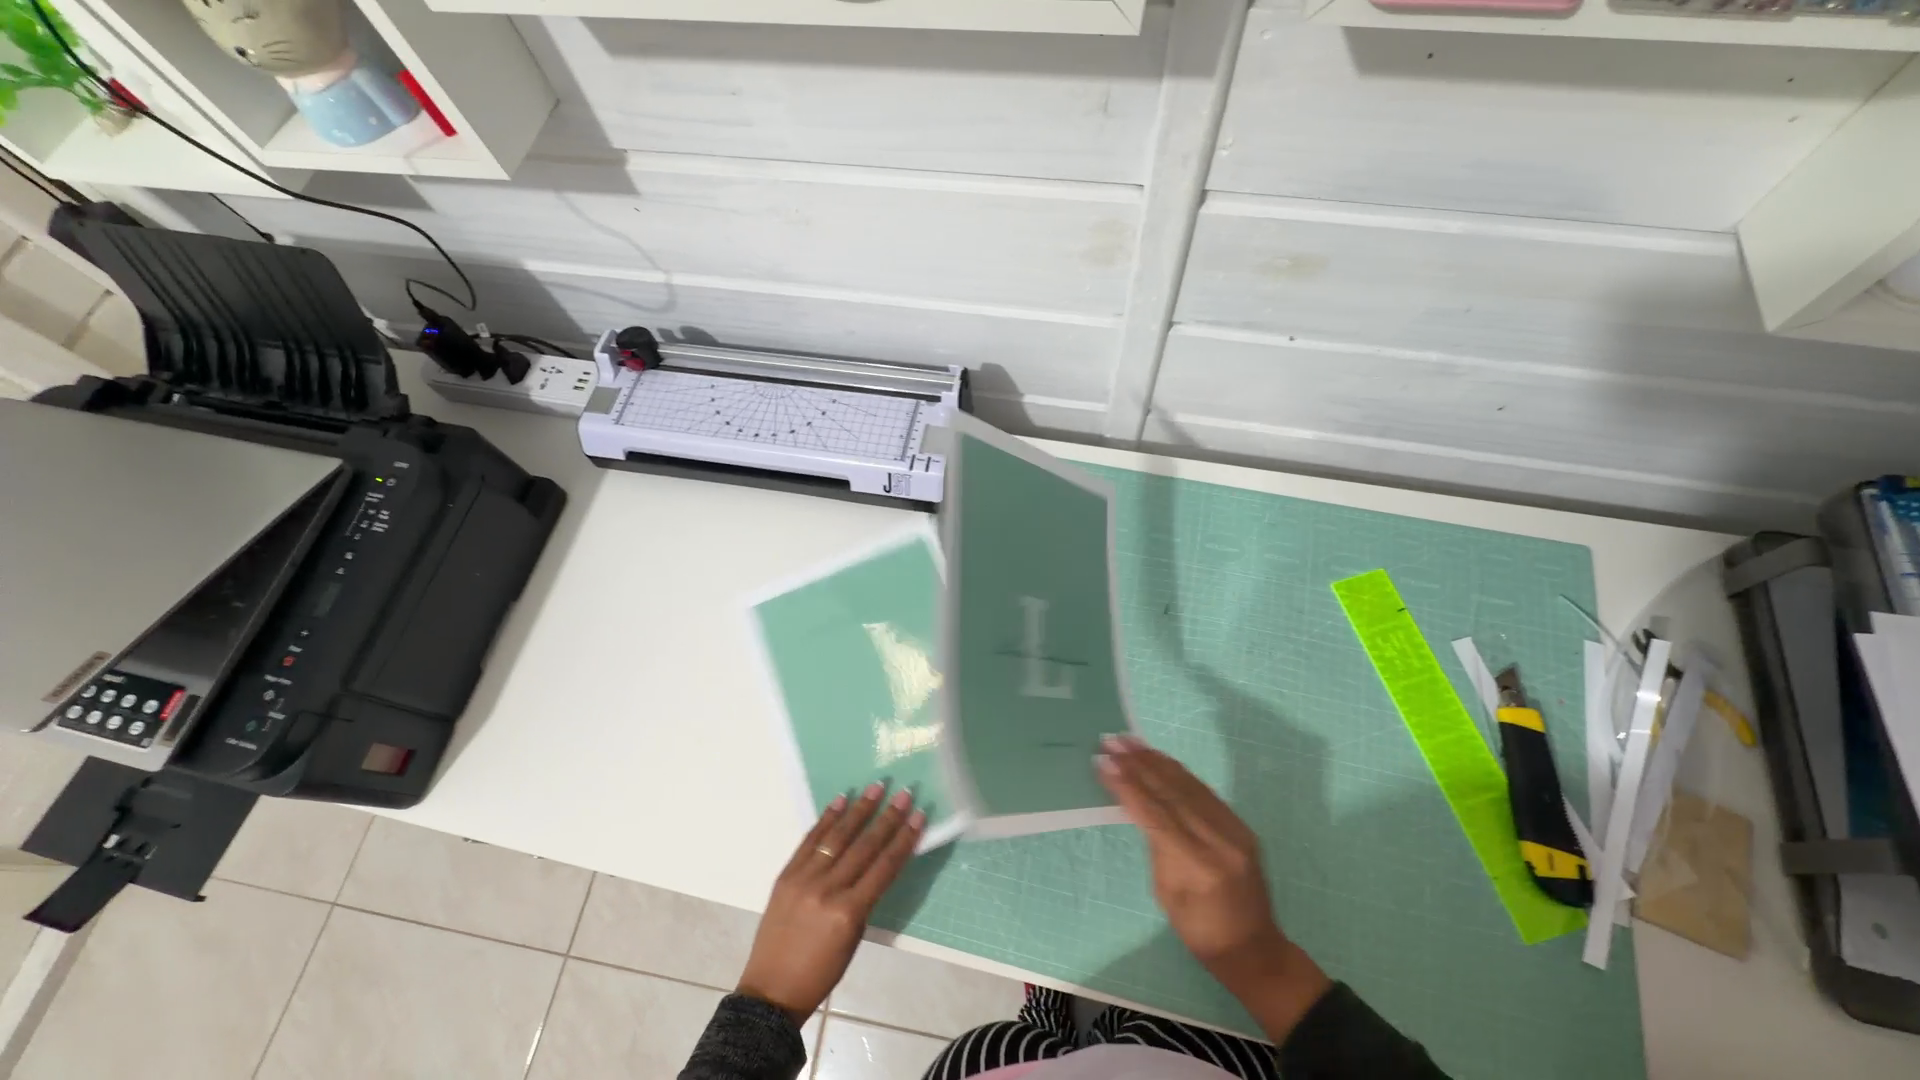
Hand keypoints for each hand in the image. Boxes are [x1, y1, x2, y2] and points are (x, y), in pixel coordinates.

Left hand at [736, 783, 924, 1025]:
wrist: (772, 989)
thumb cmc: (821, 972)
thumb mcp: (854, 939)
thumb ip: (865, 900)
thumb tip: (878, 863)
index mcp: (850, 912)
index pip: (884, 866)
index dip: (904, 839)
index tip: (918, 815)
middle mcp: (828, 890)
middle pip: (864, 846)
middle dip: (887, 817)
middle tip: (903, 793)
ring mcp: (804, 879)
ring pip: (837, 837)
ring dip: (859, 810)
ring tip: (876, 787)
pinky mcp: (785, 875)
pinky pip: (809, 842)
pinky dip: (826, 819)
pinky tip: (840, 801)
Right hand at [1096, 735, 1330, 1042]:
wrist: (1253, 948)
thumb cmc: (1199, 931)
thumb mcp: (1166, 893)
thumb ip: (1157, 847)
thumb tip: (1140, 807)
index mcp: (1196, 864)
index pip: (1155, 814)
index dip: (1128, 786)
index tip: (1105, 762)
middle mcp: (1219, 841)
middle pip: (1172, 792)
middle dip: (1140, 764)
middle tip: (1114, 741)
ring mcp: (1235, 831)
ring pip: (1191, 786)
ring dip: (1159, 761)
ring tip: (1133, 741)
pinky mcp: (1242, 827)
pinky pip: (1206, 793)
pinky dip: (1181, 774)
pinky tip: (1163, 760)